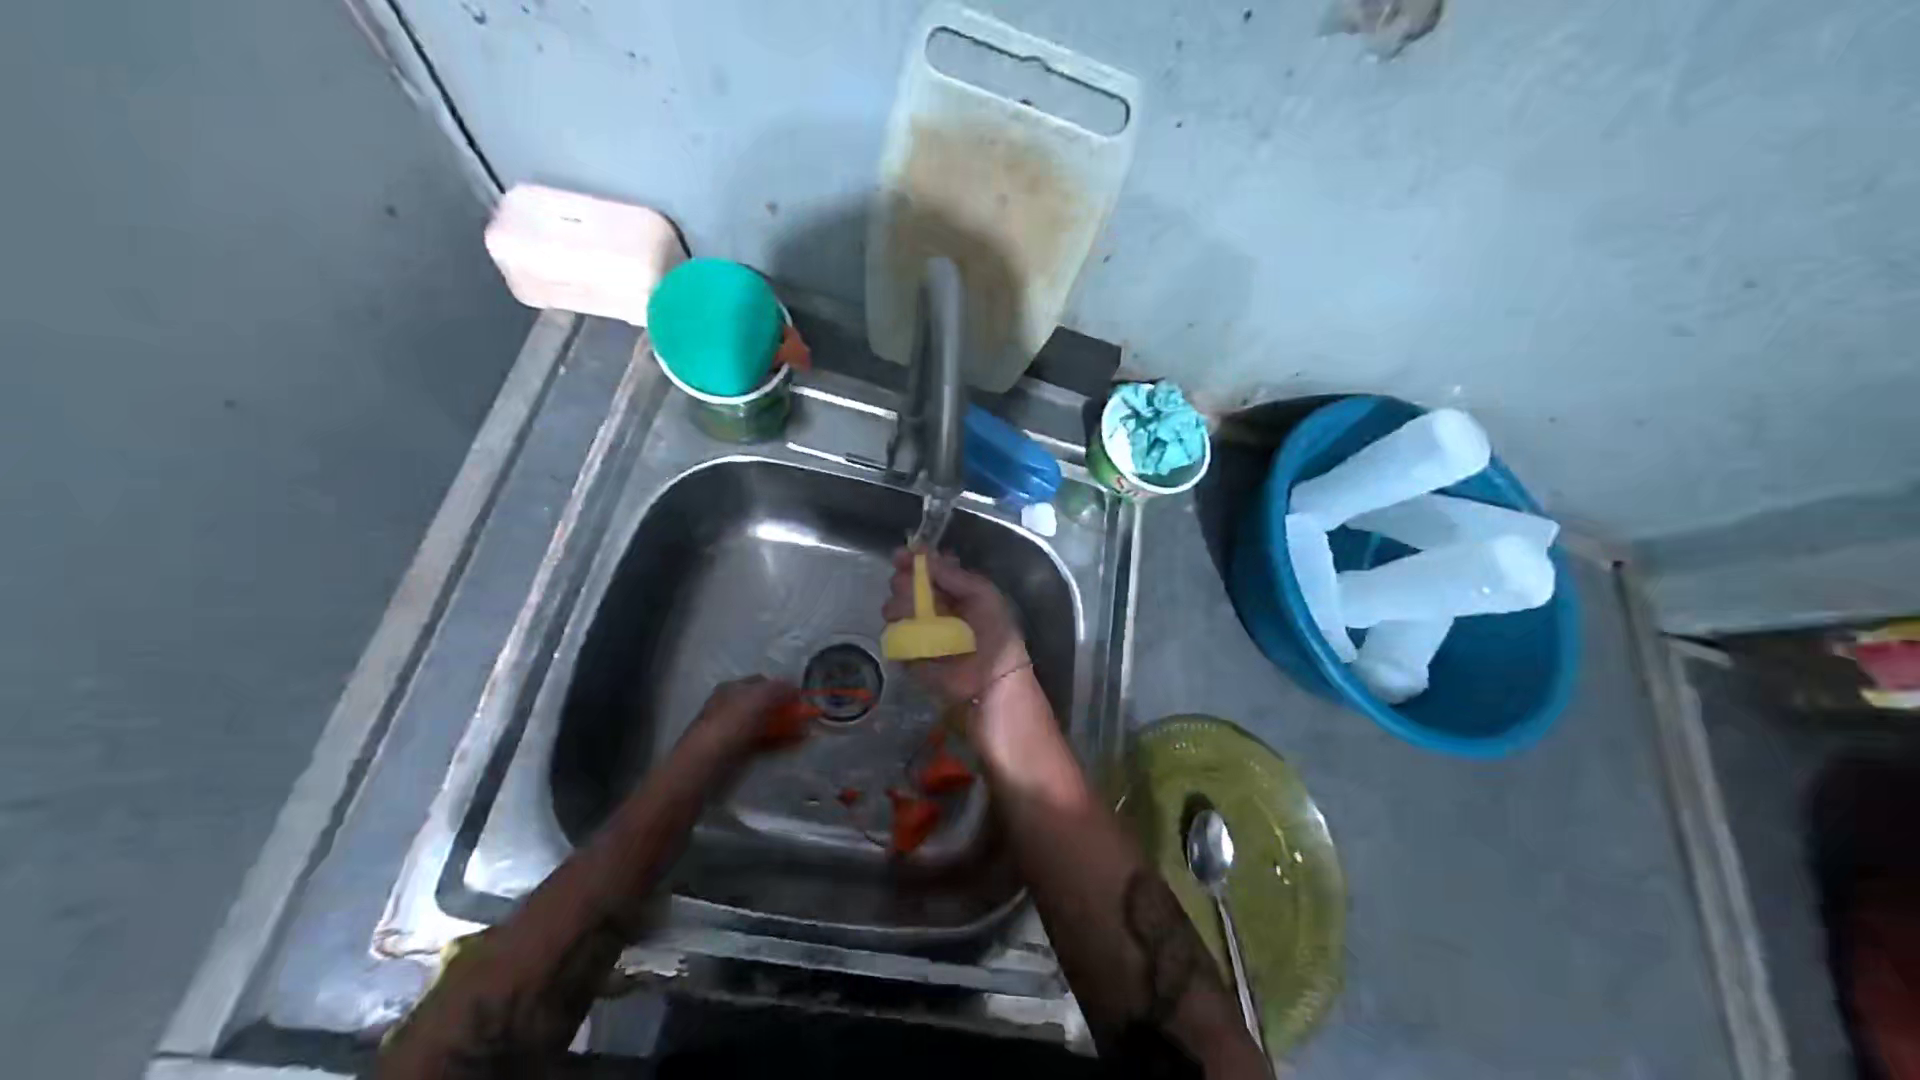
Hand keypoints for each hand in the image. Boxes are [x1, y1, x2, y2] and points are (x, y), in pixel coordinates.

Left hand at [675, 676, 799, 770]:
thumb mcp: (759, 696)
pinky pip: (763, 741)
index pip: (761, 681)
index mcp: (732, 688)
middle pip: (764, 703)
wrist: (707, 760)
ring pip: (764, 723)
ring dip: (785, 725)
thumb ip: (780, 688)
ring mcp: (733, 729)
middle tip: (804, 716)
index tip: (799, 696)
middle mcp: (731, 705)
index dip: (781, 686)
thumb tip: (794, 687)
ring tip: (805, 731)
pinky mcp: (736, 750)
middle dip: (785, 708)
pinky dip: (779, 740)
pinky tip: (794, 742)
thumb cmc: (733, 720)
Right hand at [882, 549, 1030, 703]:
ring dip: (900, 604)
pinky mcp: (908, 651)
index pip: (924, 568)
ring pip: (893, 607)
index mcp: (950, 589)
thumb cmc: (994, 633)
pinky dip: (897, 629)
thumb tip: (923, 554)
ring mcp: (917, 628)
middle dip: (903, 581)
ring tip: (914, 613)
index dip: (911, 560)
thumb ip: (954, 575)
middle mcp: (930, 605)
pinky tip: (911, 631)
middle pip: (903, 584)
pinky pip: (892, 635)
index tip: (902, 557)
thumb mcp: (982, 594)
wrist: (992, 677)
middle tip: (908, 585)